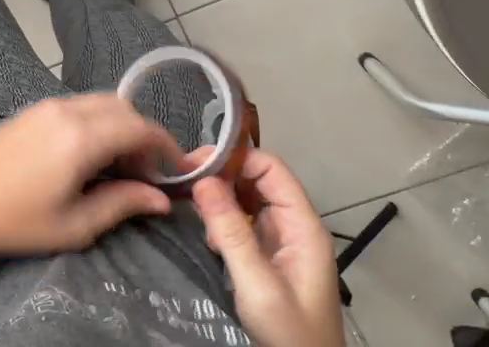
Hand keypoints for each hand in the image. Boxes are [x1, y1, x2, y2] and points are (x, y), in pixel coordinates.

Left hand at [0, 95, 181, 259]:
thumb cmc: (17, 221)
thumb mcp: (76, 225)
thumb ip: (122, 205)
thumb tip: (160, 199)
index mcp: (80, 138)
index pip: (138, 126)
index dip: (164, 145)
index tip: (176, 170)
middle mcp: (65, 111)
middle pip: (122, 108)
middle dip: (143, 135)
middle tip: (148, 173)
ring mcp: (45, 106)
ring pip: (100, 103)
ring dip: (120, 127)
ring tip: (121, 168)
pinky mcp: (32, 110)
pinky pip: (78, 106)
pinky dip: (97, 123)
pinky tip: (92, 156)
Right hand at [191, 149, 342, 346]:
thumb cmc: (290, 335)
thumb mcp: (258, 286)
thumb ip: (231, 233)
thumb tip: (202, 180)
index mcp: (303, 227)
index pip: (270, 168)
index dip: (234, 158)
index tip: (195, 163)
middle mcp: (295, 226)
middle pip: (257, 180)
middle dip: (221, 175)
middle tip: (184, 180)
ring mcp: (282, 242)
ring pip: (248, 199)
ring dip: (220, 197)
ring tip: (191, 204)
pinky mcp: (269, 258)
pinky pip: (244, 222)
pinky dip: (223, 220)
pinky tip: (208, 235)